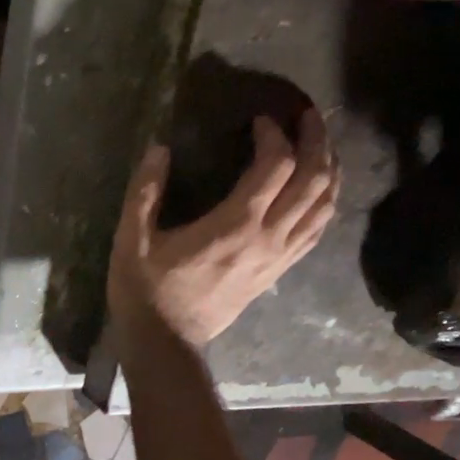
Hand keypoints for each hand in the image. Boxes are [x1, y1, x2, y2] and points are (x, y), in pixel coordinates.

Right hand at [110, 110, 339, 346]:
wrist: (164, 343)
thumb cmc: (144, 292)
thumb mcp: (131, 242)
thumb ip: (144, 193)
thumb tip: (158, 149)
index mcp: (235, 224)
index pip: (275, 165)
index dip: (273, 135)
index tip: (258, 120)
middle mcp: (268, 236)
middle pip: (314, 178)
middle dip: (315, 140)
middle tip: (307, 116)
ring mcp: (279, 256)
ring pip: (325, 203)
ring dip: (328, 167)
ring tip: (320, 145)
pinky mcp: (279, 270)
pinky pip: (317, 229)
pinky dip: (325, 201)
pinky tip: (319, 191)